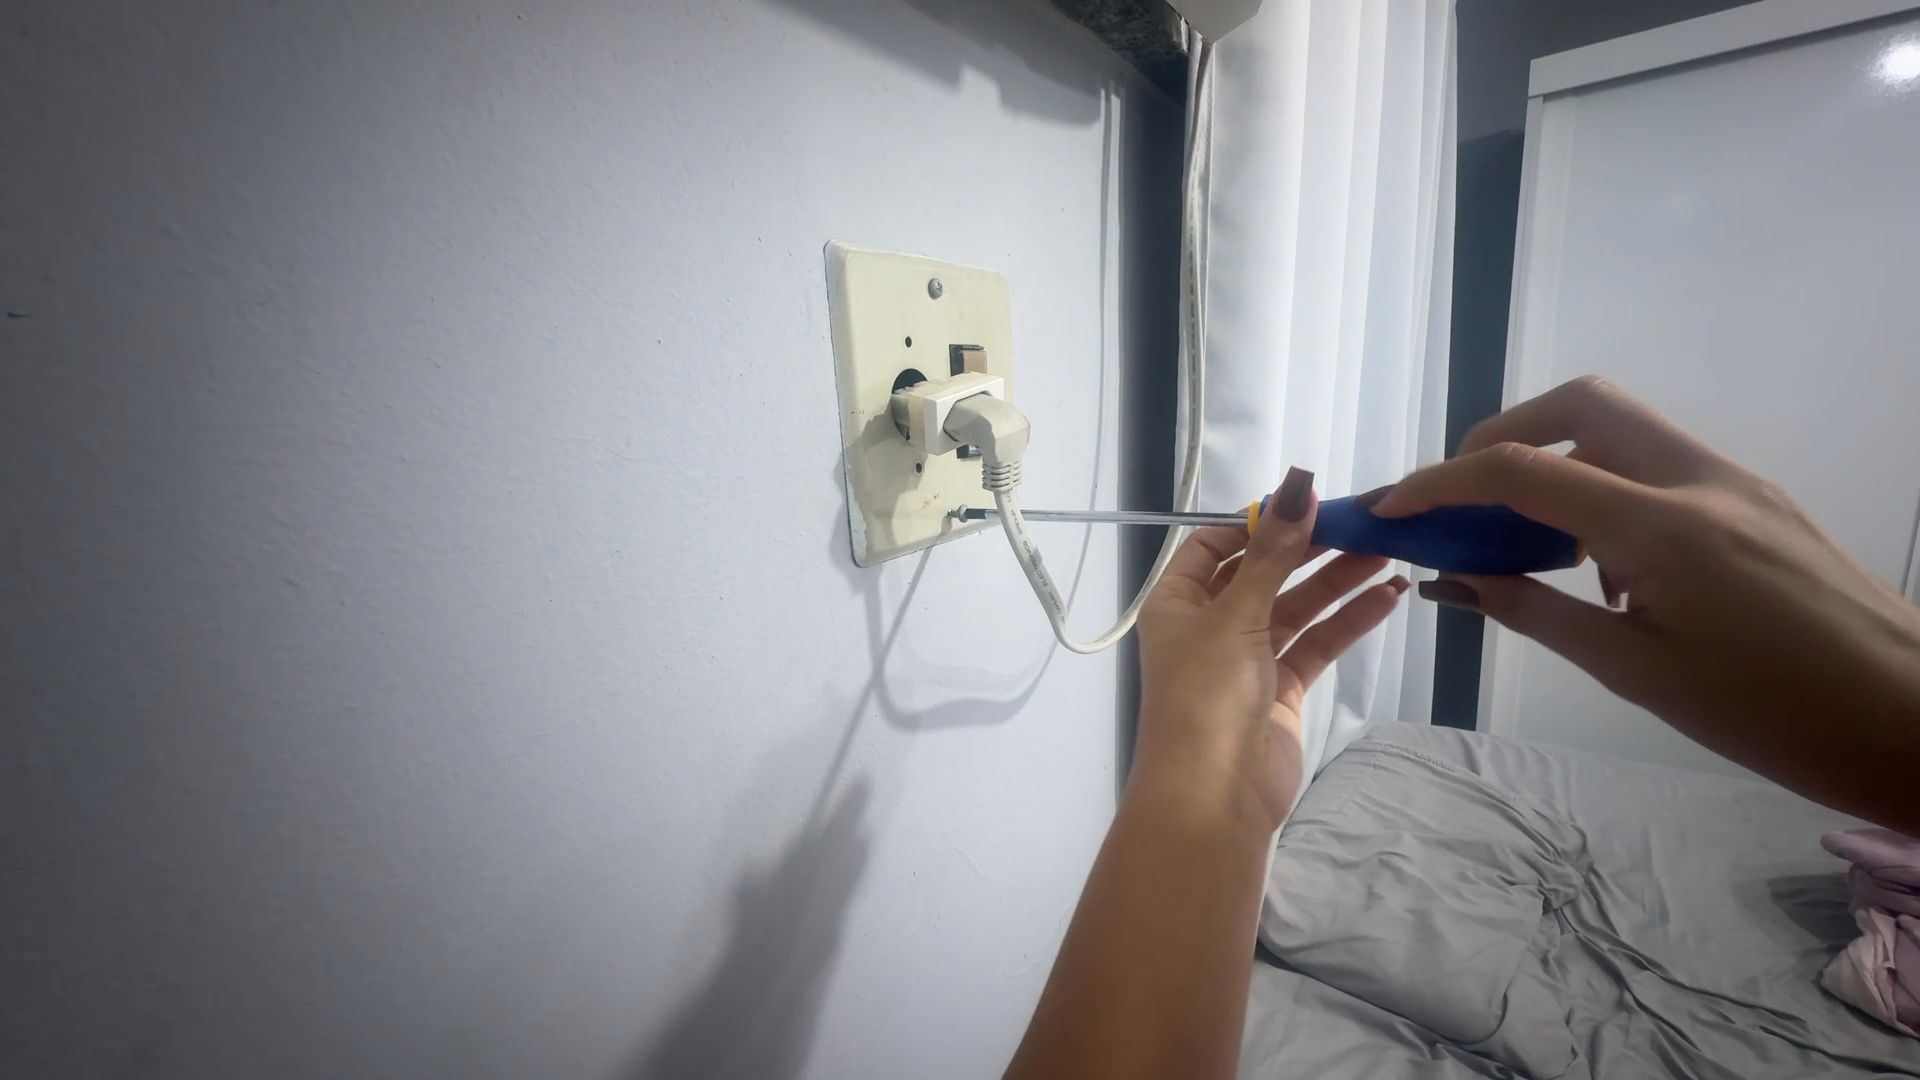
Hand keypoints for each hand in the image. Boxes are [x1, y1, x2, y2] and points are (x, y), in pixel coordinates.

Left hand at [1133, 467, 1407, 833]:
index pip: (1210, 547)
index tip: (1303, 504)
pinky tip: (1388, 594)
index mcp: (1176, 602)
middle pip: (1258, 574)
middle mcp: (1206, 625)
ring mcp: (1244, 658)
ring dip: (1334, 581)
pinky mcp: (1279, 689)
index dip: (1252, 524)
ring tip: (1386, 550)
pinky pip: (1314, 644)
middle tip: (1359, 522)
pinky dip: (1347, 621)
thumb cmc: (1208, 692)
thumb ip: (1271, 553)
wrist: (1215, 793)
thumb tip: (1296, 482)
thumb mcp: (1235, 614)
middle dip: (1304, 549)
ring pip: (1292, 607)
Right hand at [1375, 376, 1919, 830]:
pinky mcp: (1749, 500)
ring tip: (1513, 532)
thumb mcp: (1629, 669)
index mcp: (1664, 527)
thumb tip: (1446, 580)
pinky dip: (1589, 486)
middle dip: (1498, 436)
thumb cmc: (1774, 714)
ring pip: (1615, 426)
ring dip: (1544, 460)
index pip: (1520, 471)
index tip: (1390, 507)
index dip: (1437, 482)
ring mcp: (1733, 483)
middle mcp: (1699, 481)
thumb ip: (1527, 608)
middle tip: (1463, 494)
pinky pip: (1647, 463)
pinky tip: (1586, 558)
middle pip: (1577, 404)